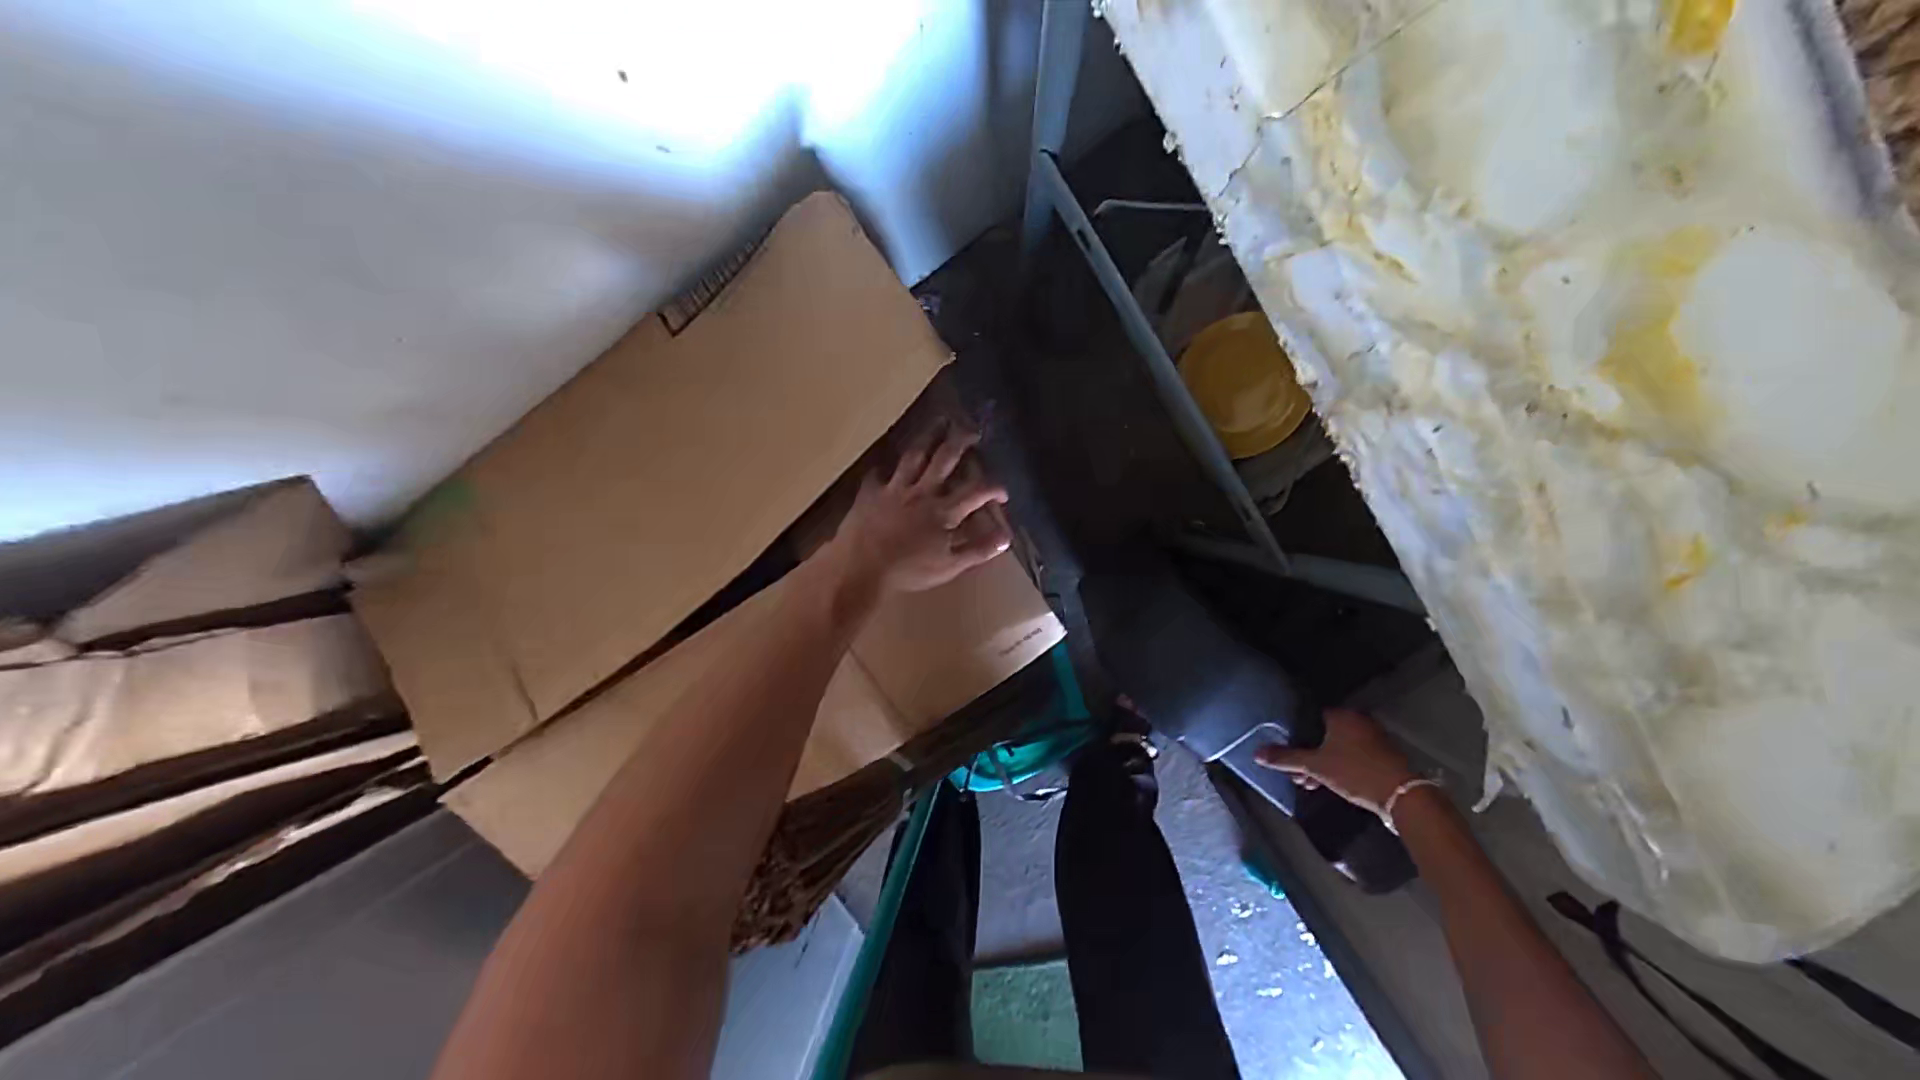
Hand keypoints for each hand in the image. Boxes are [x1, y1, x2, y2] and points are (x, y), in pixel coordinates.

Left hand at [827, 423, 1011, 594]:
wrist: (860, 568)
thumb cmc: (907, 571)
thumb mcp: (949, 566)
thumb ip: (978, 550)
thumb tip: (1006, 538)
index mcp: (944, 511)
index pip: (976, 492)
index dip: (994, 488)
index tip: (1002, 493)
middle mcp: (922, 492)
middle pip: (945, 458)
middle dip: (961, 440)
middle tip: (971, 430)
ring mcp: (895, 489)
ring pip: (915, 455)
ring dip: (928, 437)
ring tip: (938, 423)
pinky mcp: (870, 492)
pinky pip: (879, 473)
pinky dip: (885, 467)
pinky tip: (887, 463)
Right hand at [1255, 708, 1416, 818]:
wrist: (1403, 796)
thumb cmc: (1355, 772)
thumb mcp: (1315, 766)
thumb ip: (1286, 758)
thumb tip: (1256, 753)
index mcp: (1342, 716)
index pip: (1309, 715)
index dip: (1294, 731)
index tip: (1283, 747)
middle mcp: (1358, 721)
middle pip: (1322, 734)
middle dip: (1306, 753)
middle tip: (1295, 771)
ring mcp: (1373, 739)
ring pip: (1336, 747)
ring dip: (1320, 764)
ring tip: (1308, 783)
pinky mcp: (1382, 757)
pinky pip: (1351, 756)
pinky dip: (1337, 767)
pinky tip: (1327, 784)